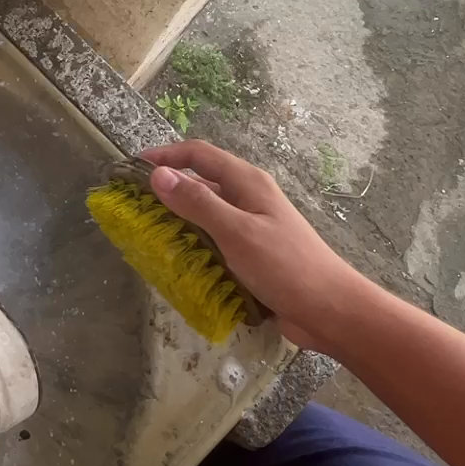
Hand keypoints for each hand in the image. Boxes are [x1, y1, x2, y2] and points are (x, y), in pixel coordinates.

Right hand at [140, 140, 379, 350]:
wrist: (331, 311)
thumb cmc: (286, 266)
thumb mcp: (236, 232)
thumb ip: (197, 203)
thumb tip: (157, 175)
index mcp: (246, 182)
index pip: (198, 154)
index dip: (165, 155)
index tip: (133, 166)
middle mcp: (248, 197)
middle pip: (200, 180)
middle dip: (167, 187)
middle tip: (133, 204)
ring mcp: (251, 224)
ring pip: (206, 210)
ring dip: (178, 217)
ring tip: (147, 232)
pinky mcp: (251, 250)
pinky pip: (214, 236)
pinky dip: (193, 240)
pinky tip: (177, 257)